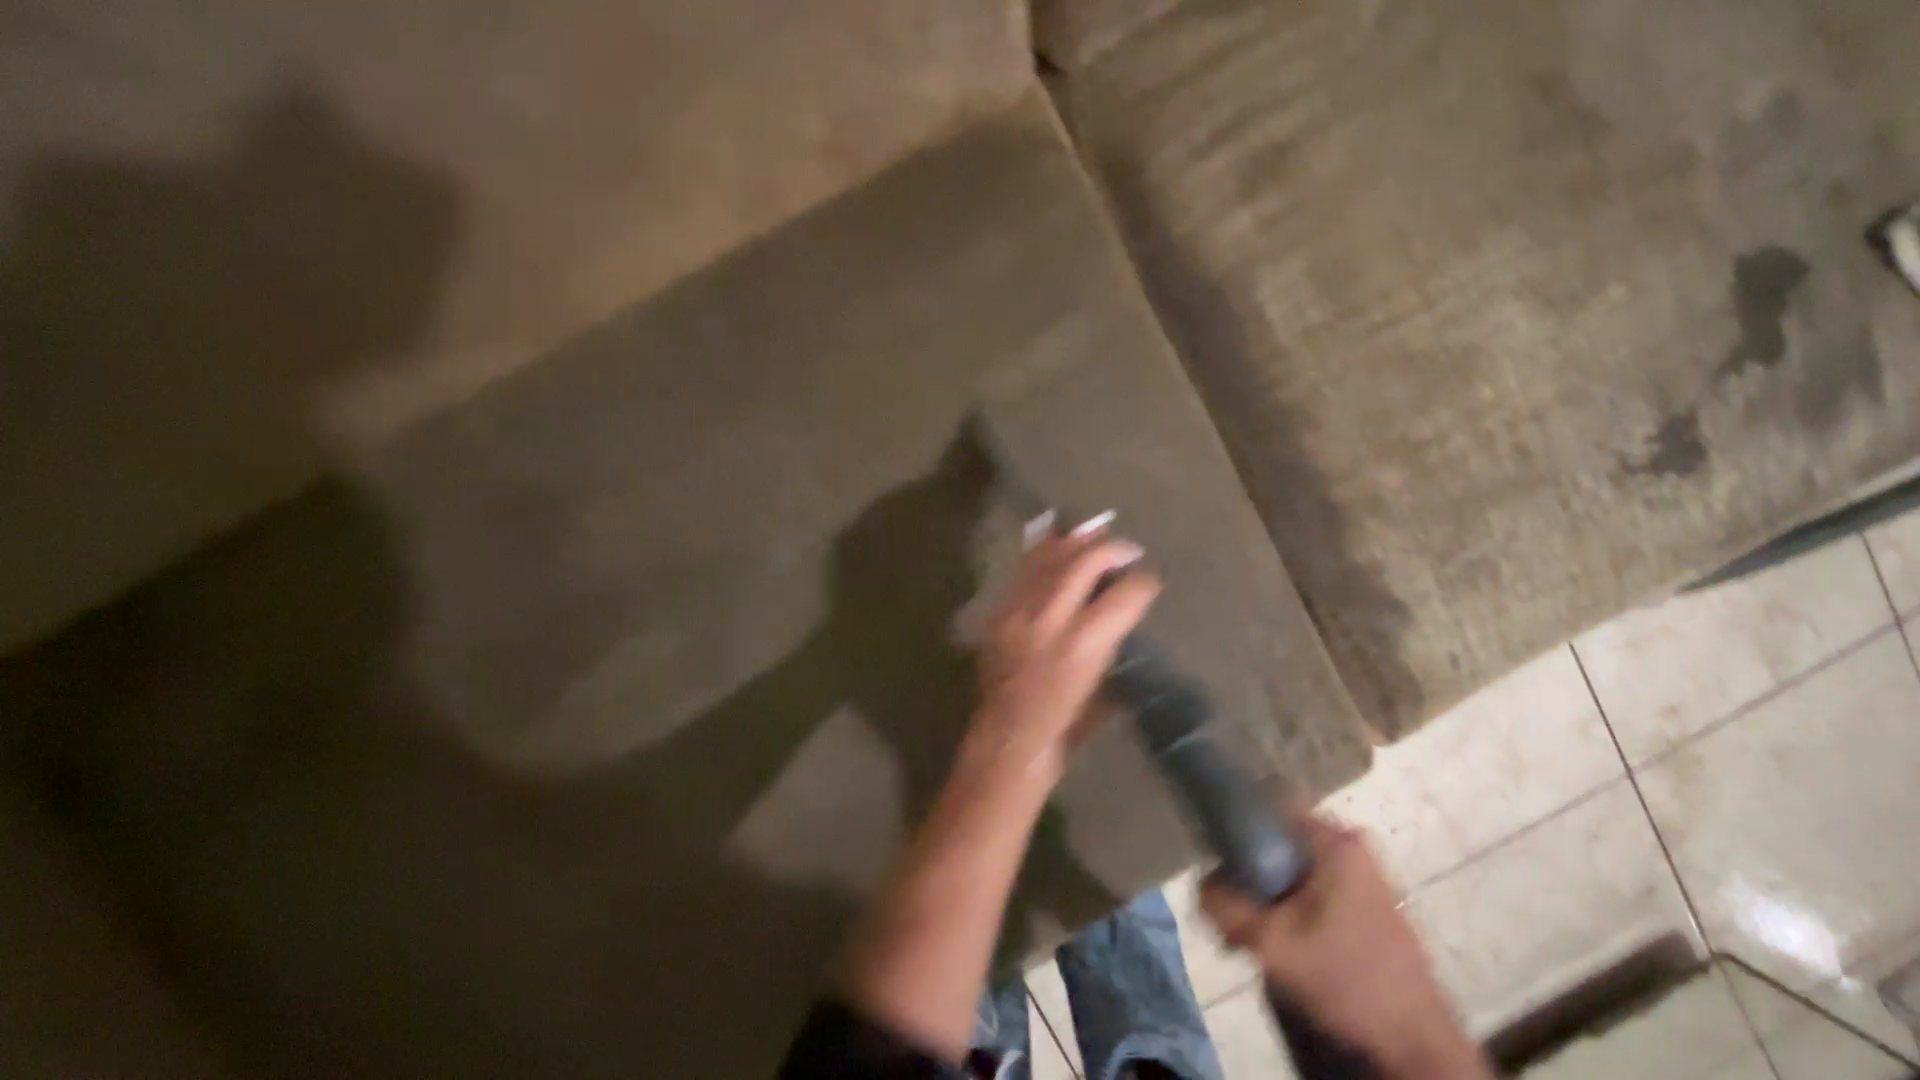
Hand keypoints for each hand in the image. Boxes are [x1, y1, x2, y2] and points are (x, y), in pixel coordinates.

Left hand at [964, 522, 1159, 783]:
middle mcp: (1050, 620)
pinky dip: (1043, 557)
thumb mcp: (1104, 689)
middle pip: (1083, 563)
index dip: (1143, 584)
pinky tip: (1056, 551)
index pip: (1124, 596)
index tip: (1150, 583)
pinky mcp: (998, 615)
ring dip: (1074, 543)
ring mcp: (1019, 613)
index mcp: (1084, 644)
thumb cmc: (1065, 728)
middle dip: (1111, 549)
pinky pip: (1022, 573)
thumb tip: (1120, 612)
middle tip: (1128, 550)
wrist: (1007, 742)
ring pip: (1048, 559)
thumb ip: (1110, 643)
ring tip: (1093, 535)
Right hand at [1201, 816, 1490, 1079]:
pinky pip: (1309, 889)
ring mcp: (1362, 875)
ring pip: (1290, 868)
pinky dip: (1286, 910)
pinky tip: (1276, 945)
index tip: (1213, 859)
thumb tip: (1202, 884)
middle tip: (1227, 910)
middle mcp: (1351, 846)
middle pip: (1276, 840)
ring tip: (1247, 935)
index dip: (1232, 825)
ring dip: (1263, 898)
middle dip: (1245, 873)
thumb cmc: (1347, 979)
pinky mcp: (1364, 903)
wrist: (1414, 1042)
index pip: (1267, 805)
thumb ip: (1223, 905)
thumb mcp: (1270, 943)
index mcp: (1335, 841)